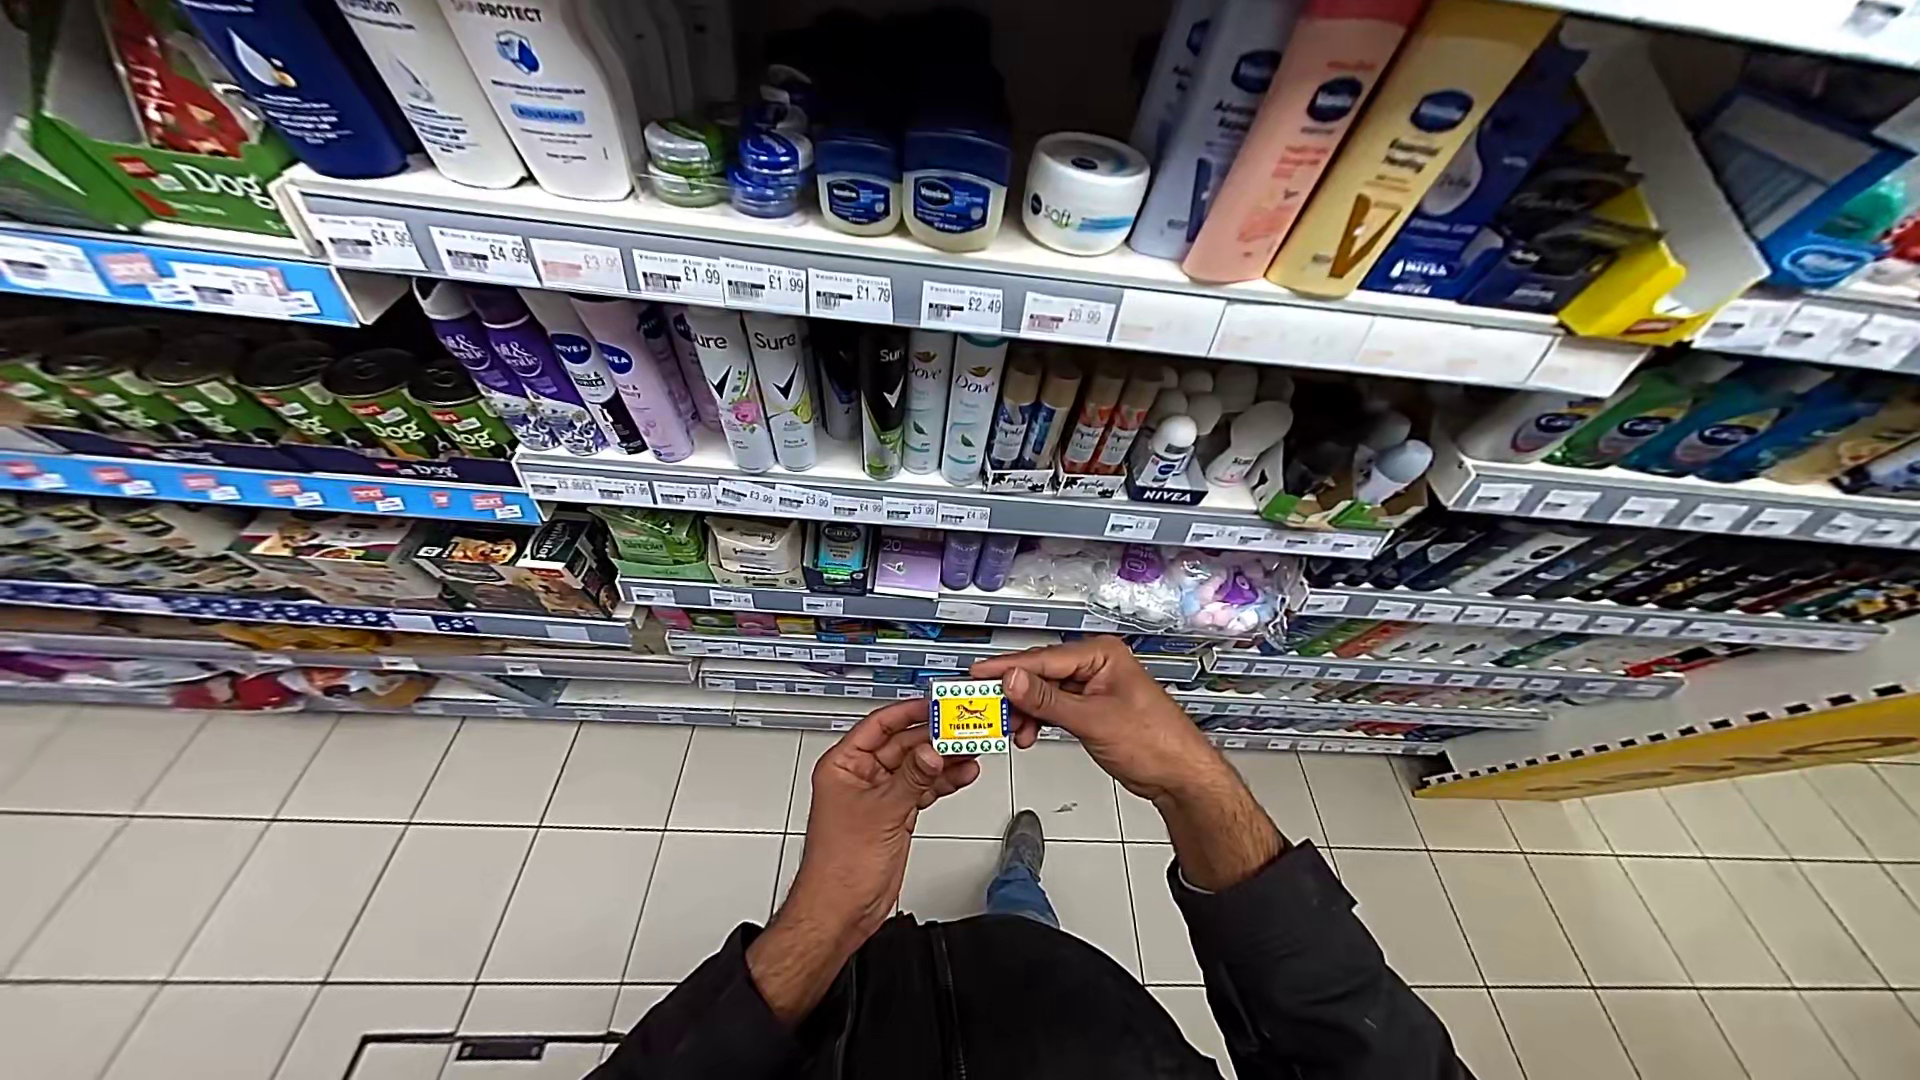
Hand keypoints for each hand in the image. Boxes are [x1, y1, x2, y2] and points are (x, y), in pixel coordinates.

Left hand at [750, 700, 980, 1024]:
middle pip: (903, 744)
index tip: (934, 704)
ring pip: (917, 766)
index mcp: (844, 765)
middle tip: (961, 728)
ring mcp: (880, 795)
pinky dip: (942, 781)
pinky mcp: (895, 813)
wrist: (841, 913)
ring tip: (970, 748)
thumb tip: (931, 750)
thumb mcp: (881, 812)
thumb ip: (911, 777)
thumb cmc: (838, 868)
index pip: (879, 725)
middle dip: (933, 737)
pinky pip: (922, 788)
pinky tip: (961, 774)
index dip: (908, 712)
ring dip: (943, 759)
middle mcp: (861, 775)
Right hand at [972, 636, 1228, 801]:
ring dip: (1026, 711)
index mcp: (1101, 654)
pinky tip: (1029, 733)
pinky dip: (1039, 720)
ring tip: (1012, 728)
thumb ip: (1048, 700)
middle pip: (1041, 673)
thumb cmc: (1157, 742)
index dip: (1007, 667)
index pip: (1043, 657)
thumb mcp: (1093, 719)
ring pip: (1044, 693)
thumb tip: (1014, 680)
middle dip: (1015, 693)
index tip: (979, 673)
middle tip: (987, 705)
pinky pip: (1054, 707)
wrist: (1181, 778)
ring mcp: (1092, 687)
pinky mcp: (1090, 708)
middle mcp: (1095, 665)